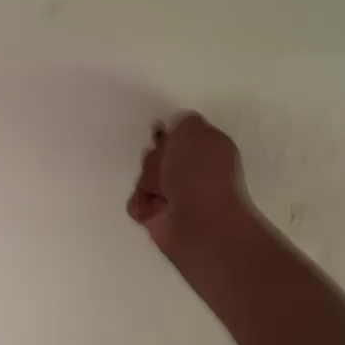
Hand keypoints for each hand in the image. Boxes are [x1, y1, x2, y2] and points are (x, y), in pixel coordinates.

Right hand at [126, 112, 251, 258]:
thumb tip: (170, 131)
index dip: (168, 135)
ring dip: (148, 183)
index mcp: (208, 148)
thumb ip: (182, 123)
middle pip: (157, 155)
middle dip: (155, 159)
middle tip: (165, 170)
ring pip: (144, 178)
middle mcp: (192, 171)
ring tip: (162, 194)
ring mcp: (175, 195)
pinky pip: (137, 202)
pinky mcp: (158, 217)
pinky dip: (141, 204)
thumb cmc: (199, 172)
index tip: (161, 135)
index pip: (178, 134)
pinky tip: (153, 210)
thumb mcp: (193, 131)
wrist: (198, 221)